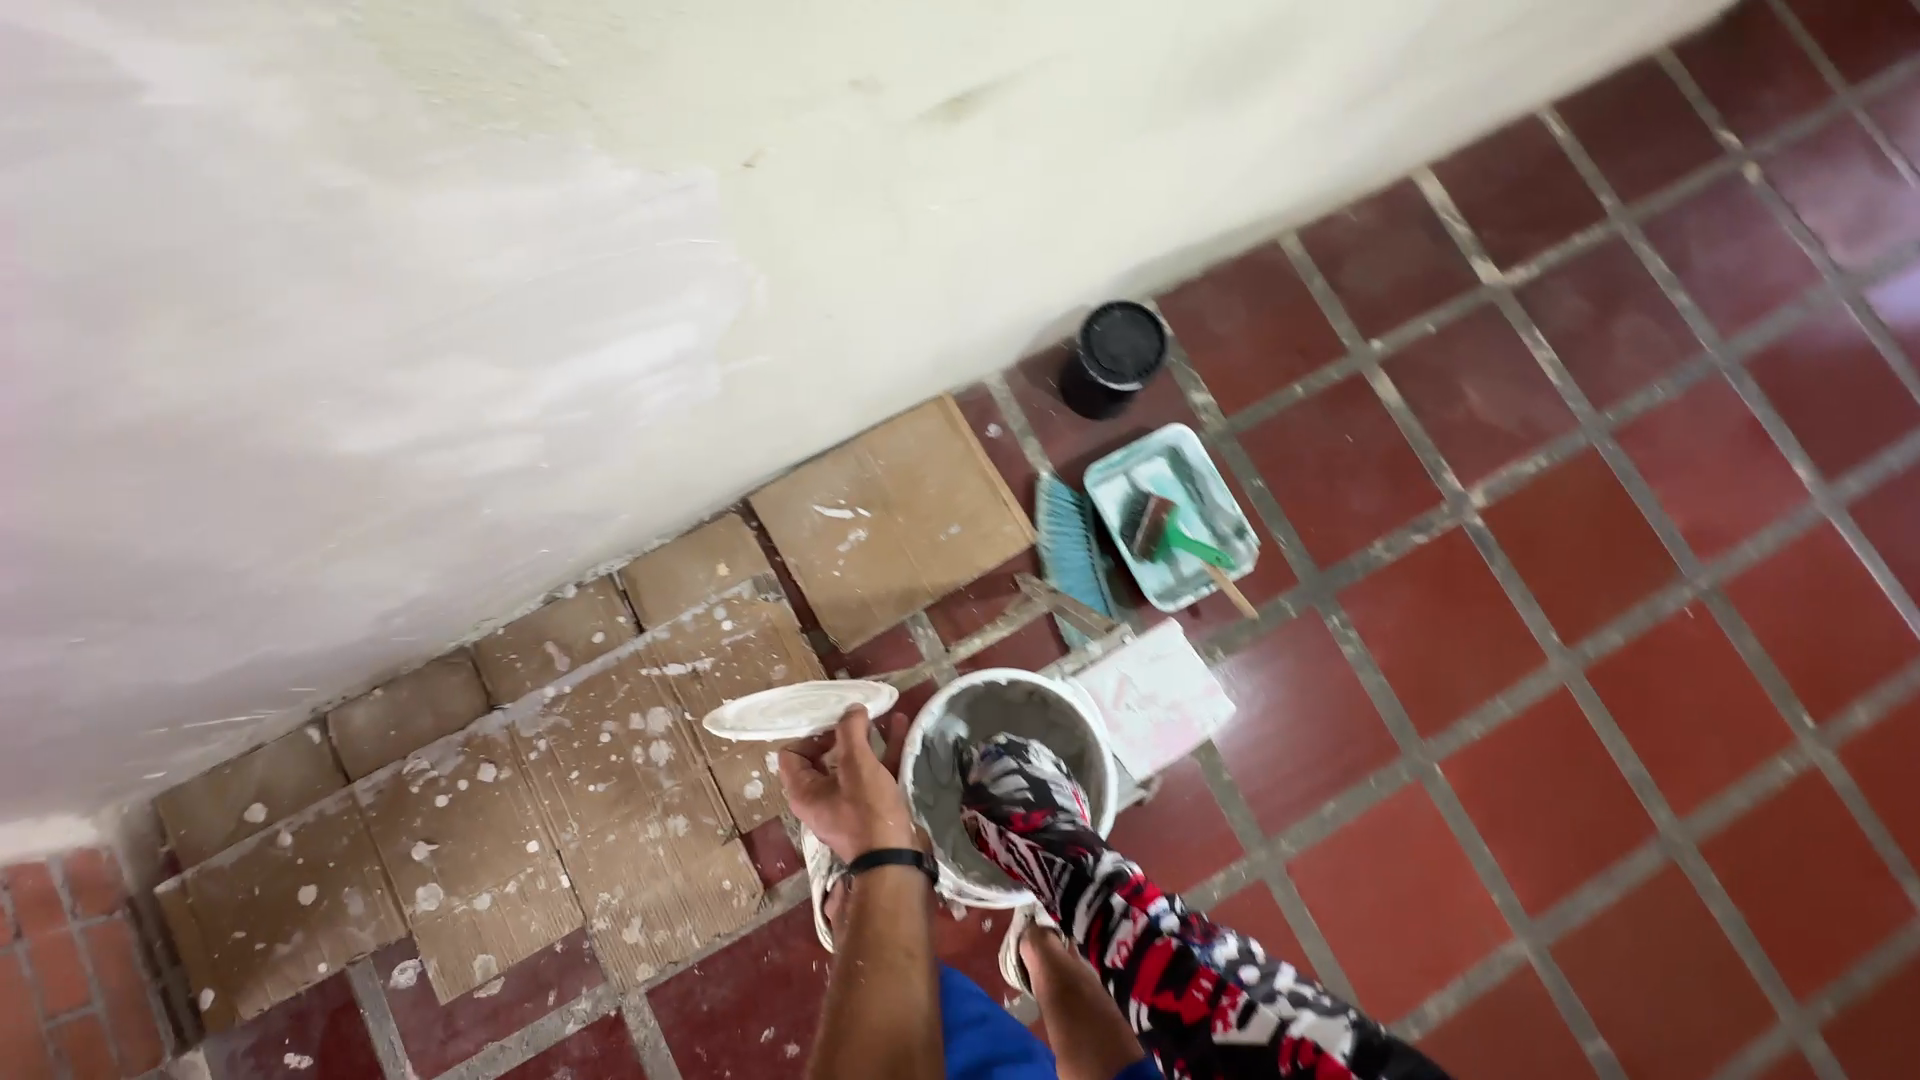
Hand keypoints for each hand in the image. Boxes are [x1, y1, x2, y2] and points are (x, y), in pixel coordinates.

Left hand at [779, 705, 918, 861]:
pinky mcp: (870, 806)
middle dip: (842, 731)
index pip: (791, 753)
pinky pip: (873, 772)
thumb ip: (850, 732)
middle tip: (858, 715)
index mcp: (803, 791)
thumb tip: (852, 709)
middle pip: (823, 755)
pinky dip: (883, 750)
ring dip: (866, 737)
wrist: (895, 858)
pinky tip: (899, 726)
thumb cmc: (867, 812)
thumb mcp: (856, 766)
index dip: (810, 734)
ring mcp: (846, 802)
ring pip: (852, 762)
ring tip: (880, 714)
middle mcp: (820, 796)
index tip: (835, 723)